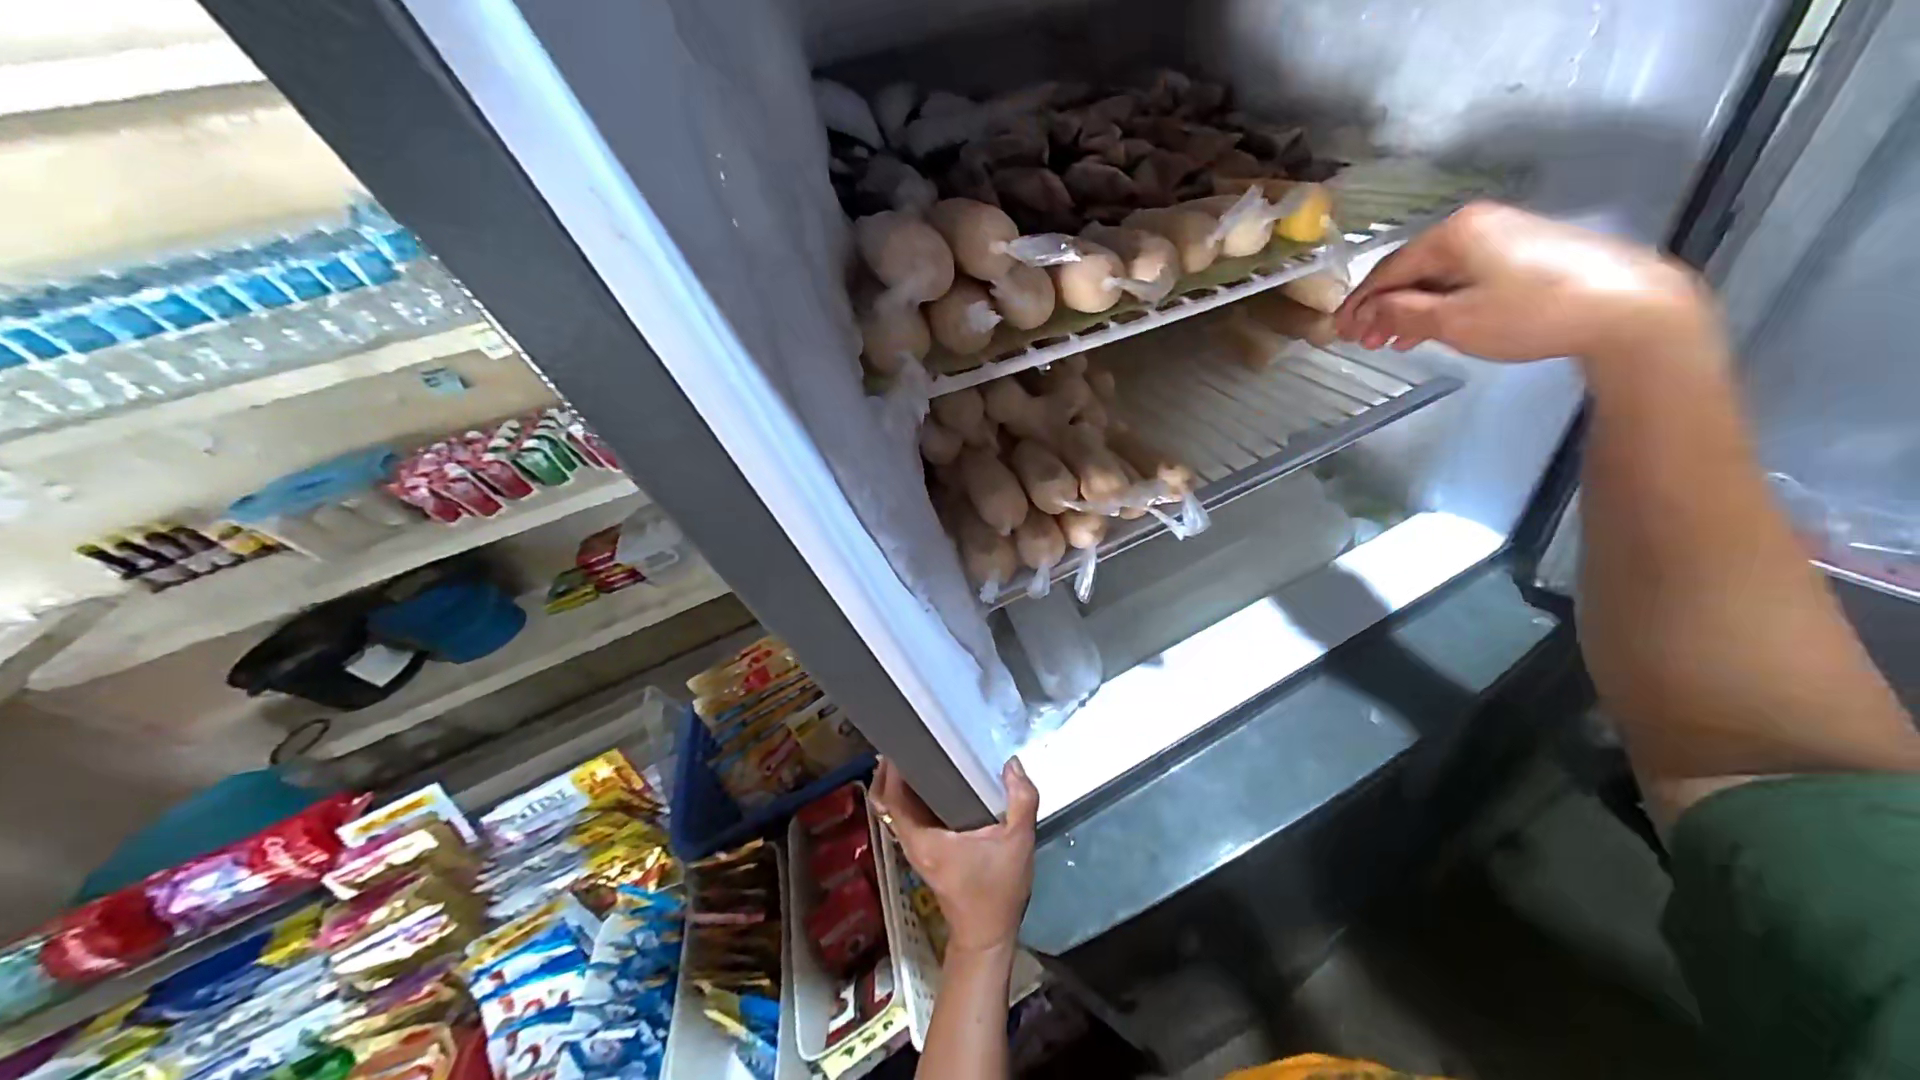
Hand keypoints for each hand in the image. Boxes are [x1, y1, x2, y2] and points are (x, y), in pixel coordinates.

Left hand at [871, 756, 1037, 954]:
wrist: (988, 936)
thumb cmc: (998, 890)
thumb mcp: (1018, 842)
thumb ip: (1021, 800)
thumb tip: (1012, 764)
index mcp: (924, 839)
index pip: (892, 798)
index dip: (891, 769)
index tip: (904, 741)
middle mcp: (911, 842)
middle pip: (886, 801)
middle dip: (891, 771)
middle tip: (910, 740)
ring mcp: (914, 849)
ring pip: (894, 810)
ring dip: (899, 784)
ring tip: (919, 753)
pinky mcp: (923, 852)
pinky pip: (906, 817)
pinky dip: (909, 797)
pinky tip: (931, 781)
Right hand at [1334, 201, 1719, 362]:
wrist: (1628, 307)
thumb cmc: (1530, 312)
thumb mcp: (1454, 320)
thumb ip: (1402, 313)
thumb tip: (1367, 311)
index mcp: (1453, 233)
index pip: (1387, 270)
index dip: (1358, 304)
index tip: (1337, 332)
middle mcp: (1475, 224)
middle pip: (1411, 269)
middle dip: (1382, 307)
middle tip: (1361, 341)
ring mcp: (1504, 234)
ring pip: (1437, 275)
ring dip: (1409, 308)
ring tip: (1390, 340)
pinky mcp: (1526, 251)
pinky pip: (1464, 276)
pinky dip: (1440, 301)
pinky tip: (1430, 325)